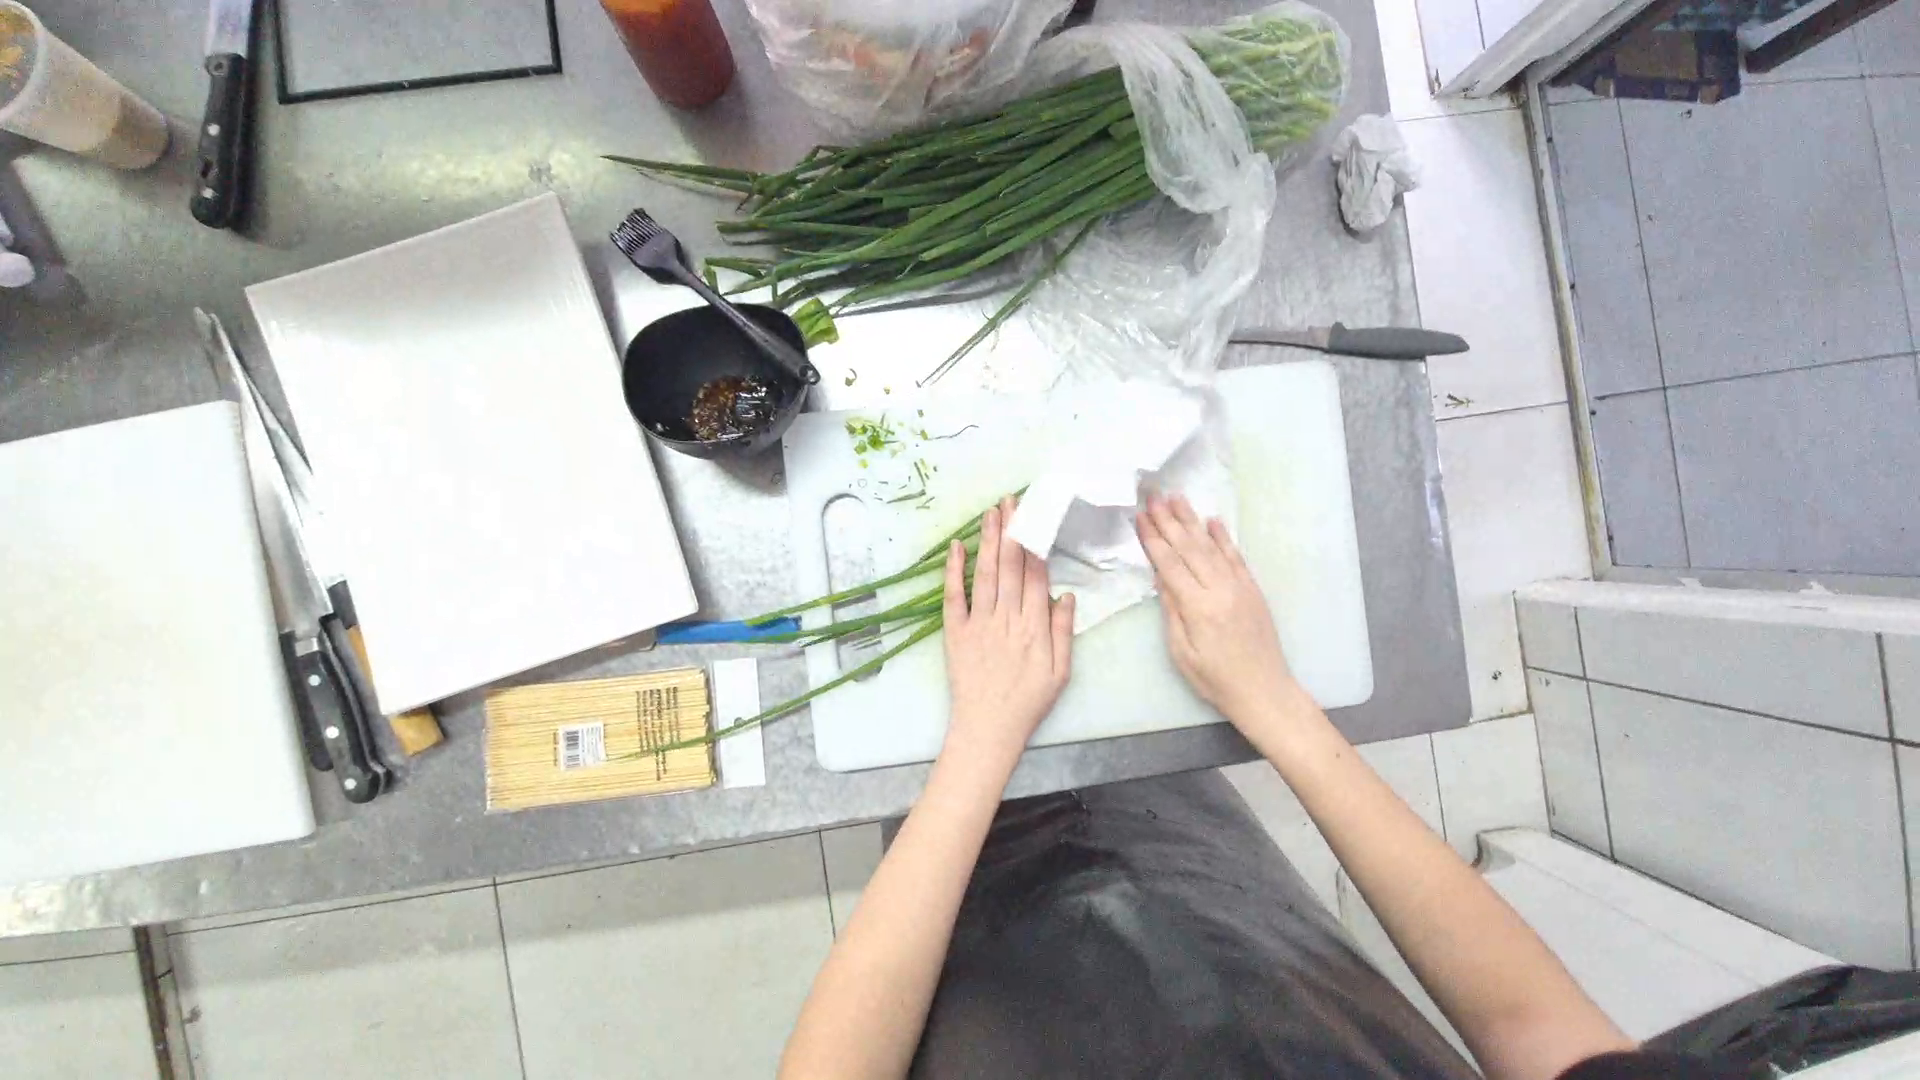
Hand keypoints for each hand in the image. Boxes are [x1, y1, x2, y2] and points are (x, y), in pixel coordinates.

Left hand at [940, 496, 1074, 769]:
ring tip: (992, 512)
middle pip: (1011, 566)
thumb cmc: (1028, 702)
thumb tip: (1065, 594)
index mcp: (1035, 626)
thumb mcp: (1061, 672)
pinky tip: (957, 546)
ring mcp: (979, 623)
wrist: (988, 728)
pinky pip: (954, 596)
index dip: (1036, 543)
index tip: (1036, 518)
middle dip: (1013, 530)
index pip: (1036, 575)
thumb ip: (1063, 632)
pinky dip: (954, 571)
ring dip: (989, 540)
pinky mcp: (956, 632)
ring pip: (986, 573)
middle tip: (1012, 500)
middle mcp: (1007, 618)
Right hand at [1136, 493, 1300, 726]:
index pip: (1170, 564)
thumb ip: (1171, 610)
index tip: (1140, 517)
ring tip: (1177, 498)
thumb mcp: (1181, 651)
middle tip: (1153, 496)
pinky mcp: (1252, 589)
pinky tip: (1212, 520)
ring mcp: (1240, 586)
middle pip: (1190, 548)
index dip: (1153, 539)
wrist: (1264, 691)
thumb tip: (1161, 576)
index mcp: (1198, 607)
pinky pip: (1236, 557)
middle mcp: (1220, 589)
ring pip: (1212, 546)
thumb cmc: (1215, 679)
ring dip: (1192, 520)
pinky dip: (1223, 537)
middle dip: (1169, 521)